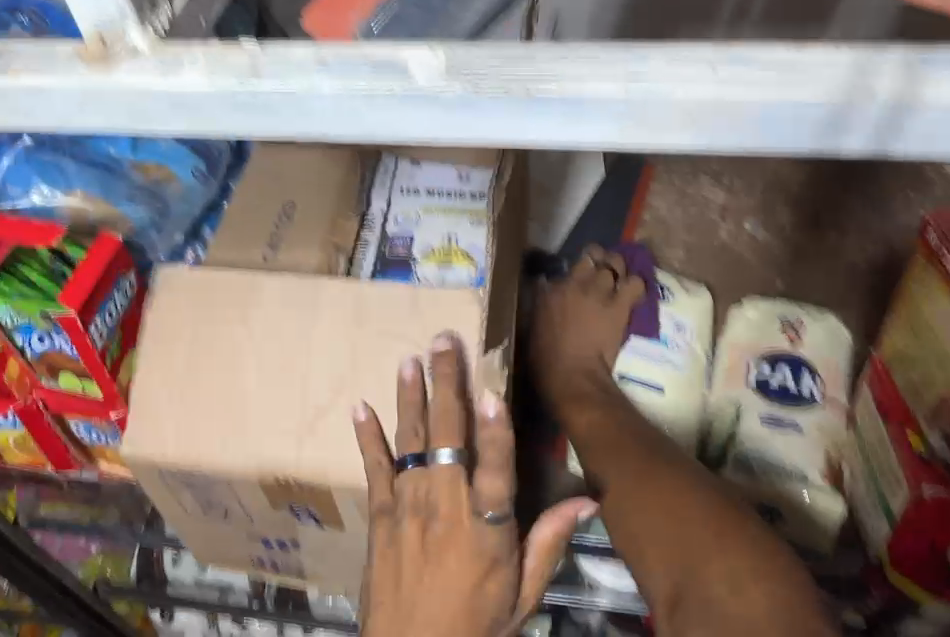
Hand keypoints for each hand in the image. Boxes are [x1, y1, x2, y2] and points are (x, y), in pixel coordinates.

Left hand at [354, 334, 596, 636]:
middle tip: (444, 341)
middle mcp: (444, 508)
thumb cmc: (475, 625)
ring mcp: (407, 508)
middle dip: (447, 385)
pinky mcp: (379, 516)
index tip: (491, 391)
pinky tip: (360, 406)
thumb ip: (548, 541)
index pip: (495, 471)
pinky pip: (375, 469)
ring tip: (411, 359)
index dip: (494, 430)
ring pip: (411, 442)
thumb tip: (588, 499)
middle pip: (447, 438)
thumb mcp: (523, 594)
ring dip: (411, 398)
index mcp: (485, 529)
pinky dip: (368, 437)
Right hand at [529, 247, 641, 414]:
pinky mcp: (619, 304)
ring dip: (617, 269)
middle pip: (589, 257)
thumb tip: (546, 295)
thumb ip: (541, 306)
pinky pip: (635, 283)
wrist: (572, 375)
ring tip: (620, 278)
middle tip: (601, 271)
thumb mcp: (533, 328)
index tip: (574, 282)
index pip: (561, 269)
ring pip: (614, 263)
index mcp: (549, 290)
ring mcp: (598, 291)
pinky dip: (636, 285)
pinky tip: (633, 294)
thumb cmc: (545, 360)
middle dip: (597, 261)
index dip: (572, 275)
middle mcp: (573, 282)